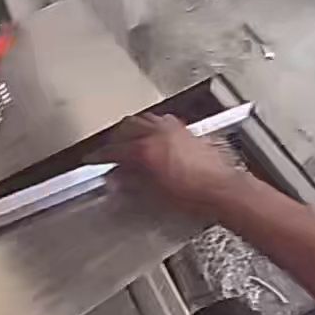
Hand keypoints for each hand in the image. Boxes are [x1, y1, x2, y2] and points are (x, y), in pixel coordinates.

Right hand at [104, 113, 248, 212]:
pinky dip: (152, 126)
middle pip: (128, 127)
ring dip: (133, 128)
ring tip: (128, 140)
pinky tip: (154, 136)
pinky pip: (162, 121)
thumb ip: (131, 183)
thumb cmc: (193, 194)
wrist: (221, 189)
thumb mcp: (153, 193)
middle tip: (109, 149)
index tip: (93, 159)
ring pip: (145, 120)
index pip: (115, 150)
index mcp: (146, 149)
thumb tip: (117, 179)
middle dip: (115, 137)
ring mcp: (174, 129)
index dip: (101, 156)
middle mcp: (159, 133)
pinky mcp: (187, 131)